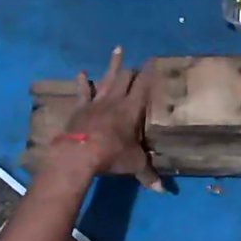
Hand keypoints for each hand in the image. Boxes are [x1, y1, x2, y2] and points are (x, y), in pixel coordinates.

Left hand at [42, 47, 162, 190]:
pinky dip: (83, 83)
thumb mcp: (135, 165)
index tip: (153, 60)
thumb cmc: (111, 155)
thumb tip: (162, 191)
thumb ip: (148, 174)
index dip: (149, 73)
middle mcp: (115, 100)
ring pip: (107, 79)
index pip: (144, 86)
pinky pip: (83, 92)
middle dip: (132, 70)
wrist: (78, 154)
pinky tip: (82, 73)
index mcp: (132, 109)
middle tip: (137, 63)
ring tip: (117, 49)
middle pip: (126, 78)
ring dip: (112, 65)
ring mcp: (96, 102)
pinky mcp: (79, 108)